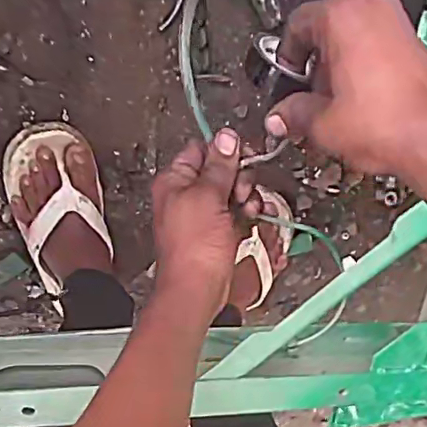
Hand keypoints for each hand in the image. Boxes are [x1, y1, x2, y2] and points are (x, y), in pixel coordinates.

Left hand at [149, 128, 253, 315]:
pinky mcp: (219, 233)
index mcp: (176, 181)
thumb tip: (226, 137)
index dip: (225, 151)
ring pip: (234, 194)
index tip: (244, 156)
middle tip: (240, 193)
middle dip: (239, 179)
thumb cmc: (193, 248)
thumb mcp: (207, 196)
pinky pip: (238, 215)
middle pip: (222, 172)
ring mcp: (205, 216)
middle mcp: (188, 196)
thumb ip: (219, 165)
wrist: (198, 289)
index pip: (202, 150)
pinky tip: (251, 220)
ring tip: (246, 210)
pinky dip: (247, 216)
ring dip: (247, 198)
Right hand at [267, 0, 426, 180]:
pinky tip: (361, 106)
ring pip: (354, 40)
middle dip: (315, 67)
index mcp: (342, 15)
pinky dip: (364, 71)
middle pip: (327, 31)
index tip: (287, 80)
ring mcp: (397, 23)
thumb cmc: (388, 123)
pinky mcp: (413, 44)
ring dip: (340, 70)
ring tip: (336, 108)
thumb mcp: (323, 124)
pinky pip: (377, 49)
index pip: (297, 24)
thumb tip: (281, 114)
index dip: (286, 58)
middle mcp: (372, 8)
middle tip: (309, 100)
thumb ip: (294, 113)